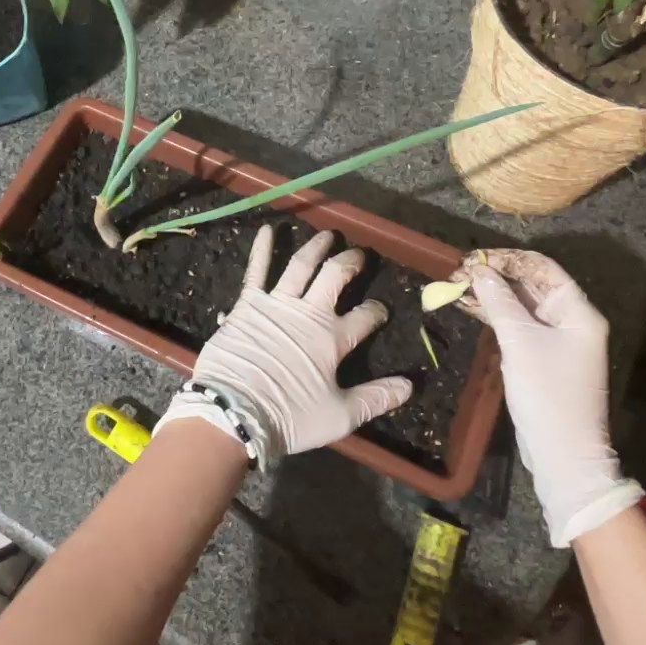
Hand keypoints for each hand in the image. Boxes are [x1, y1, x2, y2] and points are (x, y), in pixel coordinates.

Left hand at [155, 227, 413, 465]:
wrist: (235, 411)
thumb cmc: (289, 415)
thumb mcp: (340, 415)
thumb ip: (375, 398)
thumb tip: (410, 386)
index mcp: (332, 339)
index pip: (364, 318)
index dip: (376, 311)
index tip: (381, 309)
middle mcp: (308, 313)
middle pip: (334, 277)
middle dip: (350, 262)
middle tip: (358, 254)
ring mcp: (277, 303)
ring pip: (301, 265)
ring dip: (316, 247)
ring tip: (327, 234)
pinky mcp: (248, 304)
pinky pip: (256, 271)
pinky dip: (262, 249)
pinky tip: (267, 229)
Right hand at [467, 253, 642, 546]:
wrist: (562, 453)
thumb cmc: (547, 393)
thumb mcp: (519, 342)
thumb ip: (498, 302)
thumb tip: (479, 272)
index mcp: (577, 312)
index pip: (542, 268)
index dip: (507, 259)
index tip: (473, 258)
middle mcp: (571, 321)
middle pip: (531, 285)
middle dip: (496, 275)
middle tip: (458, 272)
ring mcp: (557, 340)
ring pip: (521, 305)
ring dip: (492, 295)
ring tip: (457, 287)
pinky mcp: (542, 358)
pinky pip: (518, 325)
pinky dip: (496, 315)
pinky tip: (470, 308)